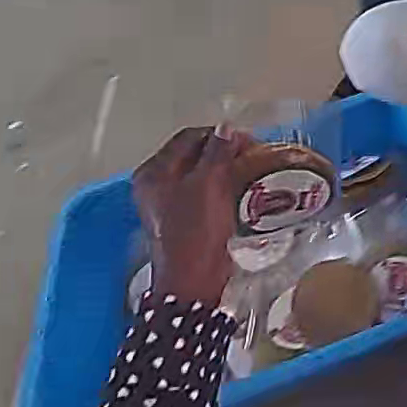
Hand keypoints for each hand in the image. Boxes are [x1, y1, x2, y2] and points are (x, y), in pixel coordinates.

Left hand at [131, 127, 251, 305]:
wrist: (195, 278)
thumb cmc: (197, 229)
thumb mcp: (209, 184)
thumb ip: (217, 152)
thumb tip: (226, 128)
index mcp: (154, 172)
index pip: (188, 138)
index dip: (219, 135)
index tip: (248, 140)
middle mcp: (157, 184)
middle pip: (194, 154)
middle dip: (224, 151)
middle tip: (252, 153)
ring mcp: (170, 203)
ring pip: (202, 173)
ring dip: (226, 168)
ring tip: (252, 169)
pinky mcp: (186, 218)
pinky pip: (206, 191)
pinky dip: (224, 185)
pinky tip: (243, 188)